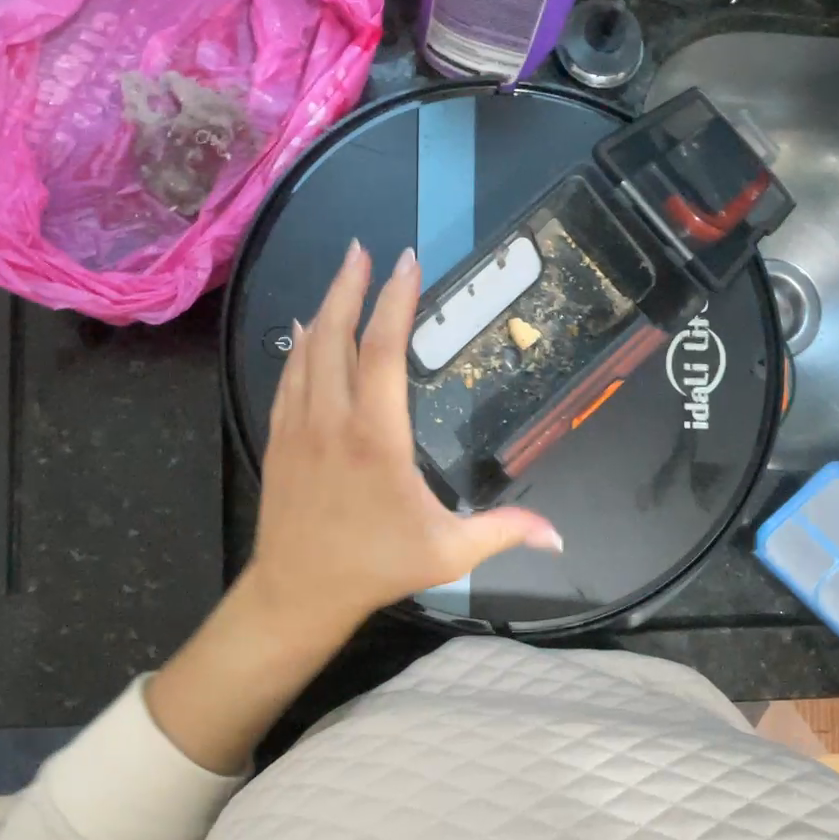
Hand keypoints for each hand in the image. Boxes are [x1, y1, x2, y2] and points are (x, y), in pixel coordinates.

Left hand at [243, 240, 561, 635]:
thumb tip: (559, 537)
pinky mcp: (279, 440)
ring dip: (326, 307)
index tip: (408, 264)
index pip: (383, 351)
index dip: (396, 302)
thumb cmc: (376, 567)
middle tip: (366, 249)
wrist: (298, 590)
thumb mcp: (448, 553)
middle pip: (338, 335)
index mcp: (377, 437)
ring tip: (343, 274)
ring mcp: (299, 427)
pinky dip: (298, 348)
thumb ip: (504, 534)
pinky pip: (288, 380)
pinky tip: (304, 331)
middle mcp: (333, 420)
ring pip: (308, 352)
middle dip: (352, 286)